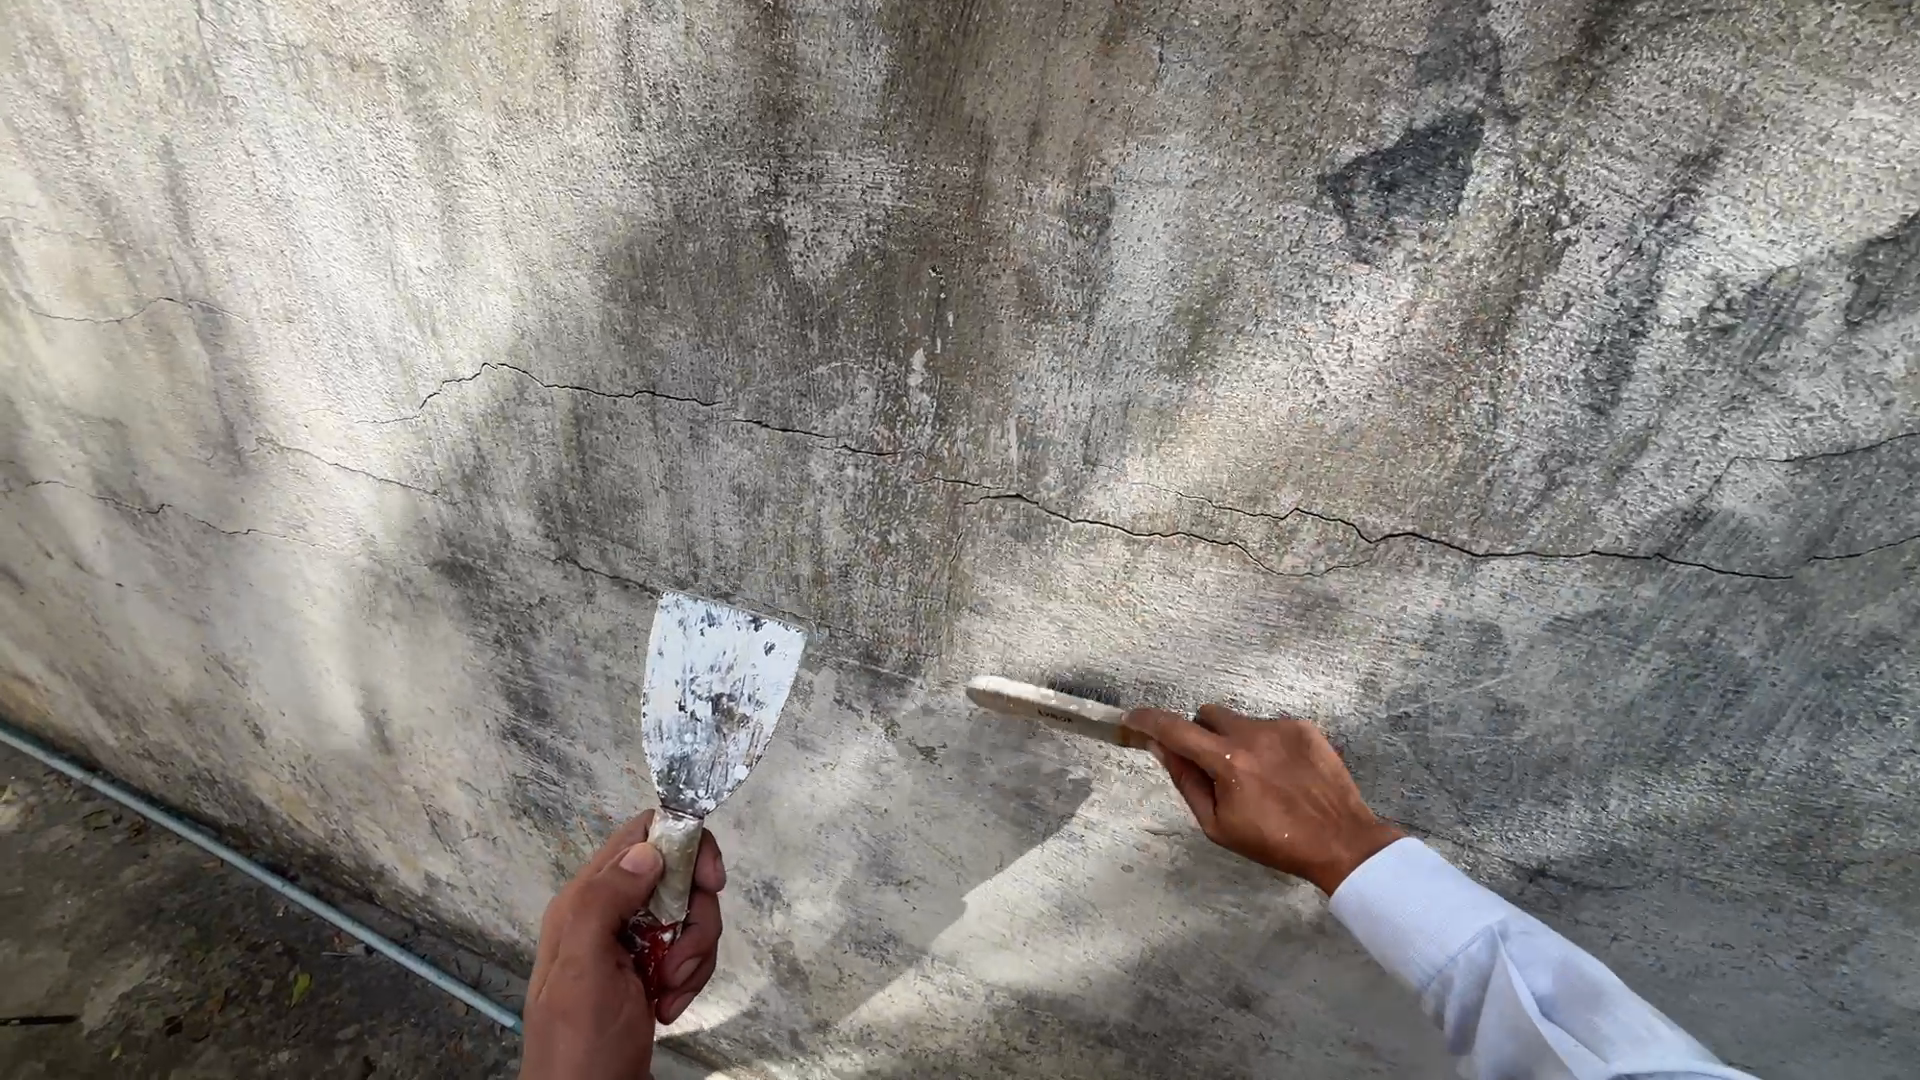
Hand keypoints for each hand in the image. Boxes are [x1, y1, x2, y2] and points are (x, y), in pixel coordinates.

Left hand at [519, 811, 727, 1079]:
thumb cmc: (580, 1045)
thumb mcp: (584, 972)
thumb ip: (604, 903)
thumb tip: (649, 848)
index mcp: (585, 900)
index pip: (643, 835)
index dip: (686, 845)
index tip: (711, 882)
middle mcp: (608, 910)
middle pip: (679, 876)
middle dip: (696, 917)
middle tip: (682, 959)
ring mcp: (631, 940)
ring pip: (691, 912)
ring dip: (696, 952)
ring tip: (673, 991)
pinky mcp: (650, 966)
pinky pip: (692, 947)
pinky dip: (693, 974)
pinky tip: (671, 1005)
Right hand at [1123, 704, 1402, 894]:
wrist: (1343, 843)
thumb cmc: (1274, 842)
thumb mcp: (1217, 825)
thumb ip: (1186, 782)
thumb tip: (1161, 748)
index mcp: (1227, 761)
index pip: (1174, 729)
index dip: (1147, 720)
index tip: (1131, 719)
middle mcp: (1251, 734)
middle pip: (1205, 715)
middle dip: (1200, 735)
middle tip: (1214, 766)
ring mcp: (1280, 727)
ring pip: (1238, 720)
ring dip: (1234, 740)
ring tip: (1258, 775)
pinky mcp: (1304, 727)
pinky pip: (1268, 725)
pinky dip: (1265, 744)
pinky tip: (1283, 773)